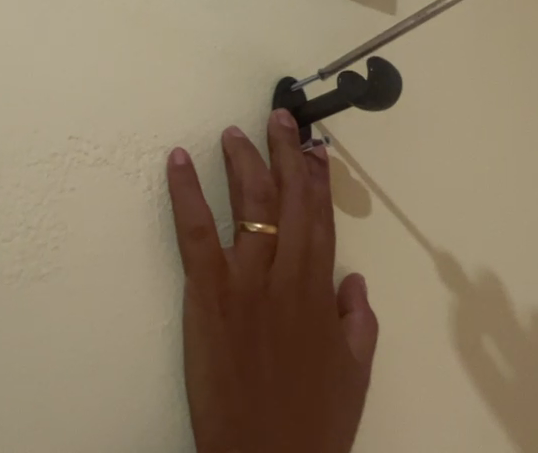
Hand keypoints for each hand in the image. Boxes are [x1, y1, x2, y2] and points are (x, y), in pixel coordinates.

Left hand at [166, 109, 377, 452]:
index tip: (316, 148)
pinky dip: (187, 192)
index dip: (319, 180)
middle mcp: (289, 276)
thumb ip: (358, 322)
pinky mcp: (209, 292)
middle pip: (290, 201)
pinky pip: (197, 231)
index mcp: (322, 292)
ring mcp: (248, 280)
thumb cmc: (312, 422)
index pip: (323, 220)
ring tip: (235, 132)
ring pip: (251, 206)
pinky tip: (179, 160)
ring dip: (244, 162)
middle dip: (286, 154)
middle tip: (279, 117)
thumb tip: (355, 280)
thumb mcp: (355, 374)